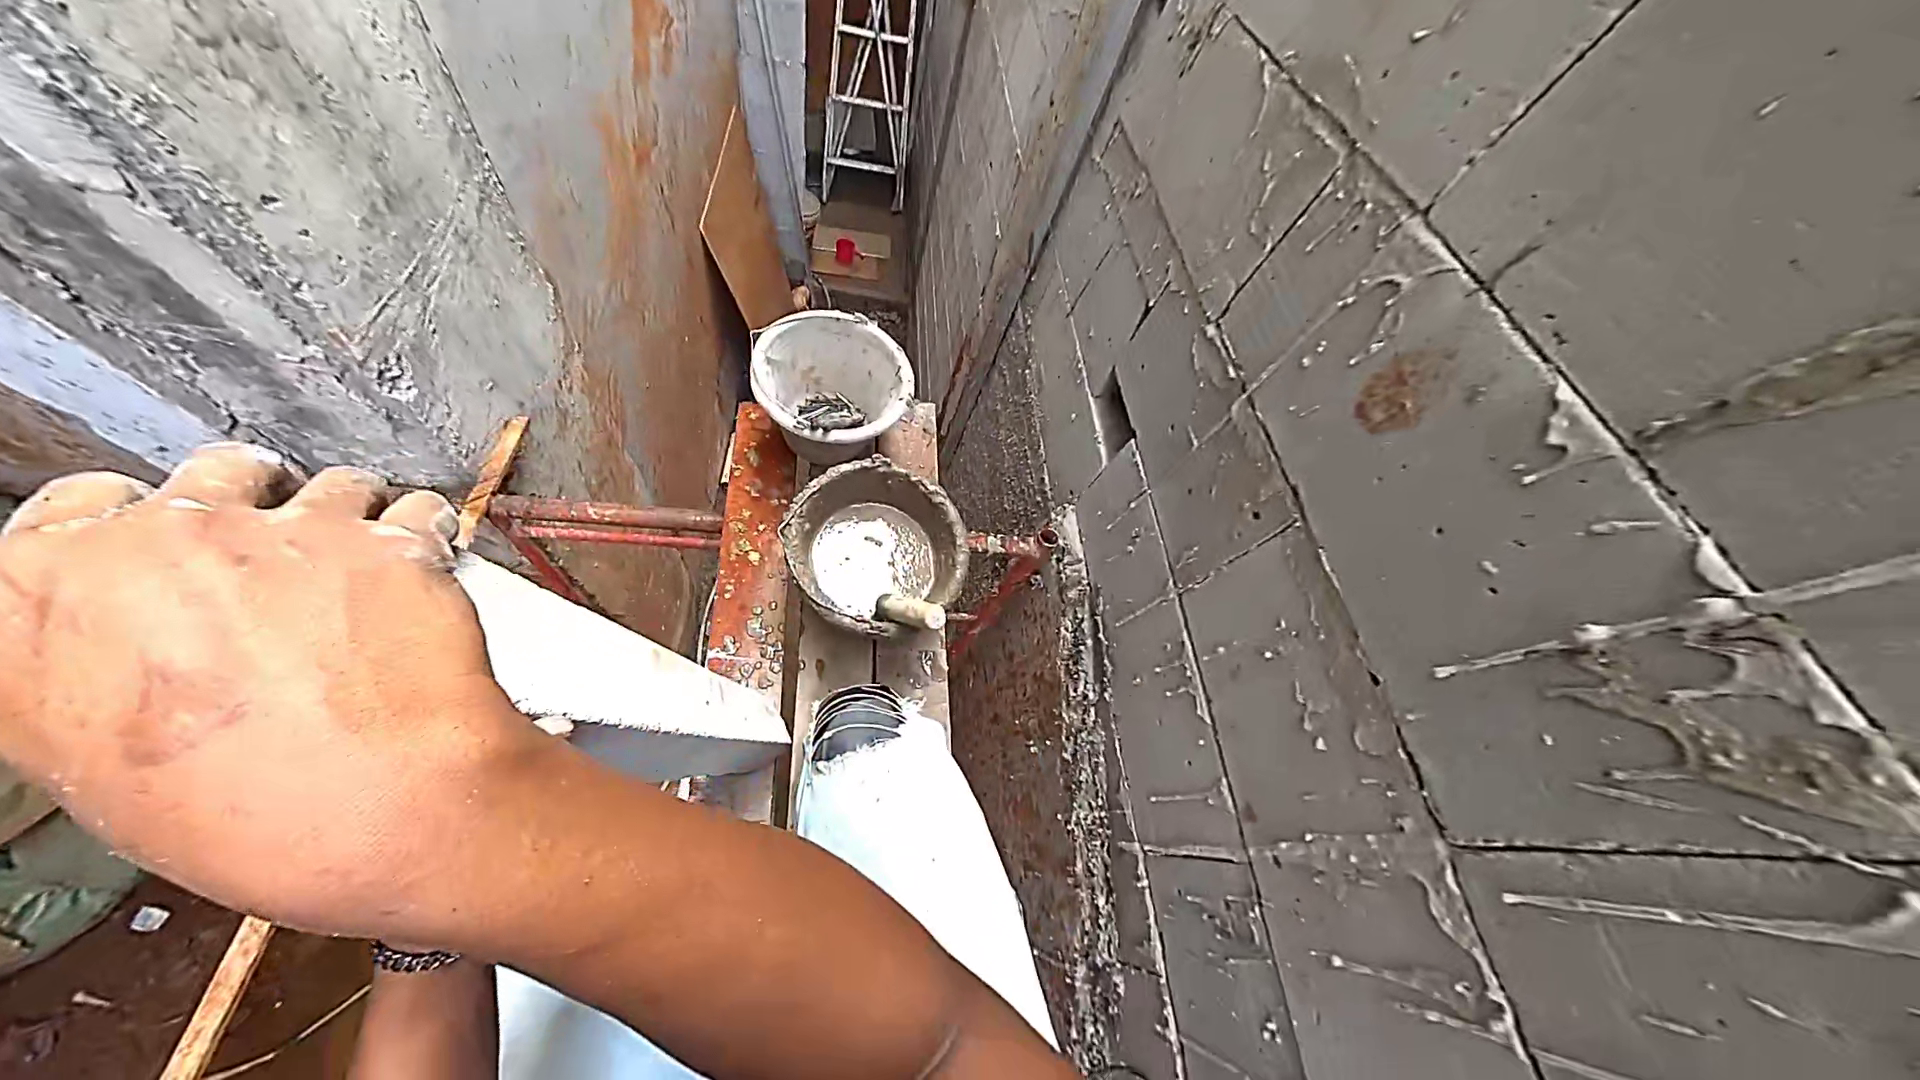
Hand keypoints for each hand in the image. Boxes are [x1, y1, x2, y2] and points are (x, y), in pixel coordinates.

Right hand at [0, 444, 541, 937]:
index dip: (143, 521)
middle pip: (215, 477)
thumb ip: (104, 663)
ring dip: (353, 516)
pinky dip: (426, 530)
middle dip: (257, 503)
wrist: (379, 801)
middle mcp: (165, 542)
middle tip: (294, 548)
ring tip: (372, 565)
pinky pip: (417, 508)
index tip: (183, 538)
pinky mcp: (393, 540)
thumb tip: (136, 644)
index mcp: (45, 594)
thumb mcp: (98, 750)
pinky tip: (429, 560)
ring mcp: (290, 531)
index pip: (82, 508)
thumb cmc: (249, 806)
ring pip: (329, 486)